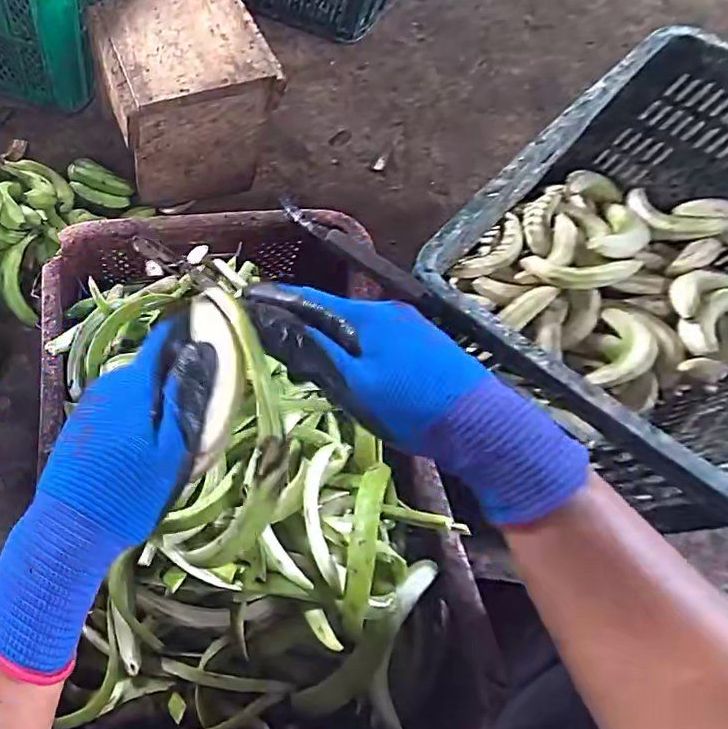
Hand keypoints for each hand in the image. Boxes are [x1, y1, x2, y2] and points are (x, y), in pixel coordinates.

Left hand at [0, 320, 212, 681]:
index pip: (160, 344)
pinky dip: (130, 413)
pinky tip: (137, 442)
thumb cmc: (129, 494)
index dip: (182, 335)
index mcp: (133, 387)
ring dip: (148, 398)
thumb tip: (199, 354)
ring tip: (167, 430)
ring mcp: (88, 404)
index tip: (202, 335)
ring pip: (129, 387)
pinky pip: (113, 405)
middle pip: (145, 367)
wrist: (69, 527)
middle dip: (168, 375)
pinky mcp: (78, 423)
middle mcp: (107, 386)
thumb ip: (184, 401)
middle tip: (194, 401)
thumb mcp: (170, 453)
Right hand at [242, 283, 588, 526]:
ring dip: (321, 337)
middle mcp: (386, 311)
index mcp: (366, 315)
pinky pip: (369, 339)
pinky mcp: (419, 346)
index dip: (272, 302)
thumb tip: (269, 323)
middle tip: (264, 342)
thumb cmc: (414, 407)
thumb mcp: (354, 383)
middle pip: (327, 311)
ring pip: (348, 327)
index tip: (241, 305)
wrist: (486, 429)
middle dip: (295, 323)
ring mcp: (407, 327)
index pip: (306, 299)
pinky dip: (346, 348)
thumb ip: (312, 351)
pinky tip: (342, 369)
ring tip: (297, 358)